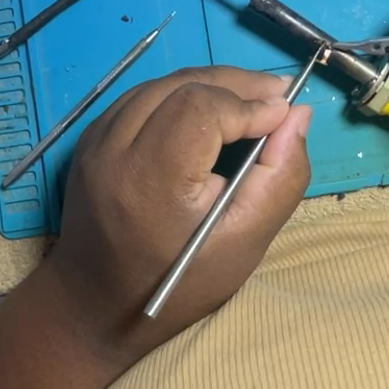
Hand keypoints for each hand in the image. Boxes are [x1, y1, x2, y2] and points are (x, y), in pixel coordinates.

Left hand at [42, 66, 313, 363]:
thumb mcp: (245, 243)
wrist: (95, 305)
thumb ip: (280, 177)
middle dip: (236, 84)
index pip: (202, 108)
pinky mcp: (91, 138)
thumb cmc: (178, 283)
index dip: (248, 104)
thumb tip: (297, 115)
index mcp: (151, 180)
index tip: (283, 115)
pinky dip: (180, 93)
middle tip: (276, 95)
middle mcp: (115, 149)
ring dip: (210, 84)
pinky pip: (143, 95)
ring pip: (162, 83)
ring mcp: (97, 140)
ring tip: (250, 99)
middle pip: (182, 85)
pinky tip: (207, 109)